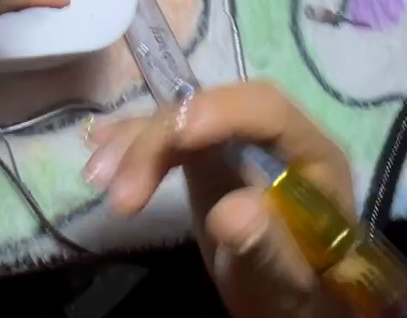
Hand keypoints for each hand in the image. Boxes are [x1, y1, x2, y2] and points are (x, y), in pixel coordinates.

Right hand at [84, 84, 355, 317]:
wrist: (288, 303)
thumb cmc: (301, 293)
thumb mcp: (289, 279)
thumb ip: (268, 245)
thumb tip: (232, 214)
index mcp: (308, 150)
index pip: (264, 108)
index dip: (219, 111)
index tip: (177, 136)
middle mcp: (265, 131)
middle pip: (206, 111)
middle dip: (158, 141)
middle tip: (122, 193)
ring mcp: (230, 136)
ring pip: (174, 120)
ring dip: (133, 143)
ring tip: (98, 178)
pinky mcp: (201, 150)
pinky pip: (162, 136)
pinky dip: (129, 141)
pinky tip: (99, 146)